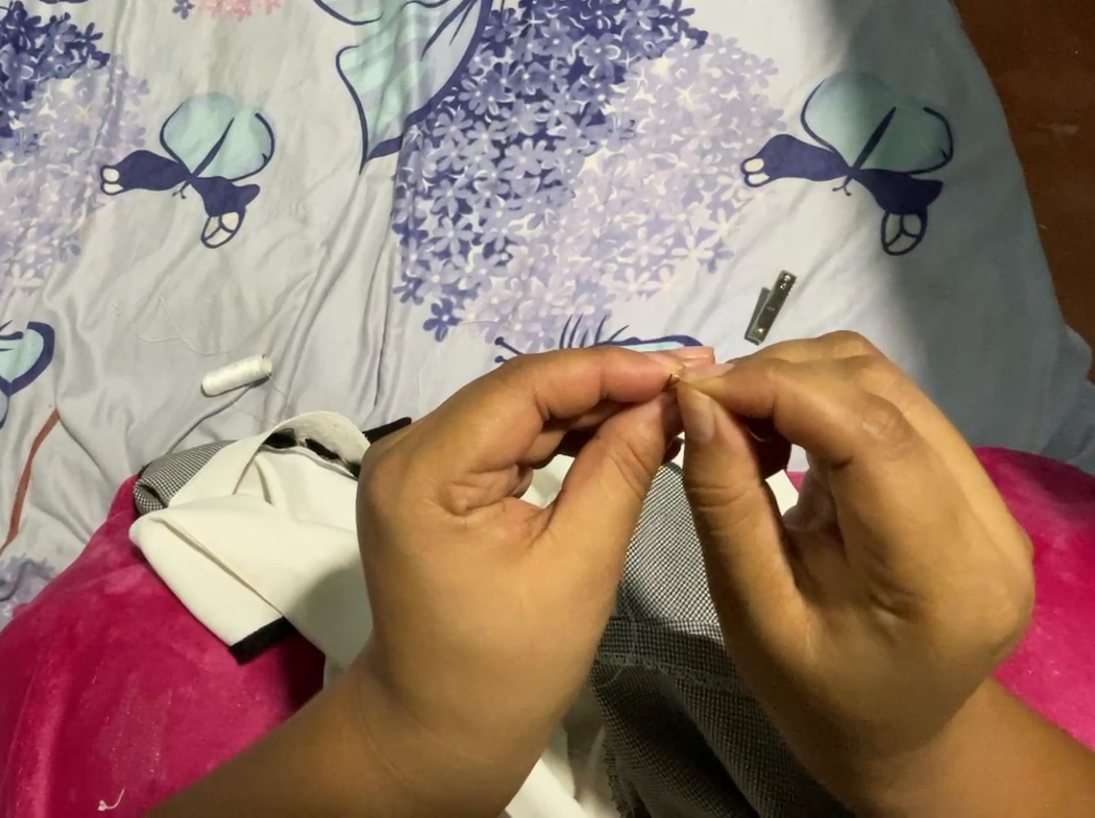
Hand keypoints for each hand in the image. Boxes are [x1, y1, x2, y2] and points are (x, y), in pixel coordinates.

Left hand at [347, 345, 709, 812]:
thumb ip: (619, 472)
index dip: (604, 369)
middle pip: (516, 392)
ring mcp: (416, 460)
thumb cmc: (507, 670)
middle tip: (687, 379)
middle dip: (604, 383)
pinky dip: (561, 432)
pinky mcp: (434, 475)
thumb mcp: (577, 570)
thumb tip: (664, 402)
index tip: (680, 367)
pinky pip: (505, 436)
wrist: (437, 727)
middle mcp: (407, 449)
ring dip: (588, 404)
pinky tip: (615, 427)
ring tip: (663, 400)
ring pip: (515, 408)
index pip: (521, 387)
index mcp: (423, 471)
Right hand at [674, 333, 1034, 807]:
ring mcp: (988, 493)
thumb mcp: (751, 612)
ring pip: (881, 378)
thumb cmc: (816, 693)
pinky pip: (885, 397)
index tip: (695, 390)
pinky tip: (779, 428)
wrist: (900, 730)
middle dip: (777, 376)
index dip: (776, 389)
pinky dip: (815, 391)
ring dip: (795, 376)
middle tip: (706, 409)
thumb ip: (724, 504)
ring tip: (740, 421)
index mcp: (943, 578)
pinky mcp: (965, 476)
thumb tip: (696, 402)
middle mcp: (989, 521)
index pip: (869, 436)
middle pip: (878, 391)